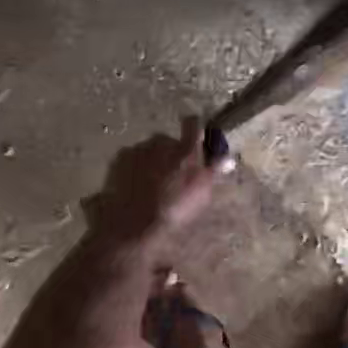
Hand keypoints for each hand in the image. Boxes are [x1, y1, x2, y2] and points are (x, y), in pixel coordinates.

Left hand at [83, 117, 222, 247]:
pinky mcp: (119, 161)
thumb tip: (227, 159)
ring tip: (153, 184)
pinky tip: (136, 186)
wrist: (136, 222)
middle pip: (168, 141)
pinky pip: (131, 159)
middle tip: (173, 174)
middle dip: (171, 152)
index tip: (197, 137)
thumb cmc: (175, 208)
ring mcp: (138, 151)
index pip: (193, 124)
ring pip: (149, 150)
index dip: (195, 127)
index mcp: (185, 149)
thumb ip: (214, 171)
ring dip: (152, 161)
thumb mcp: (202, 192)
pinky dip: (135, 169)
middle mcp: (161, 143)